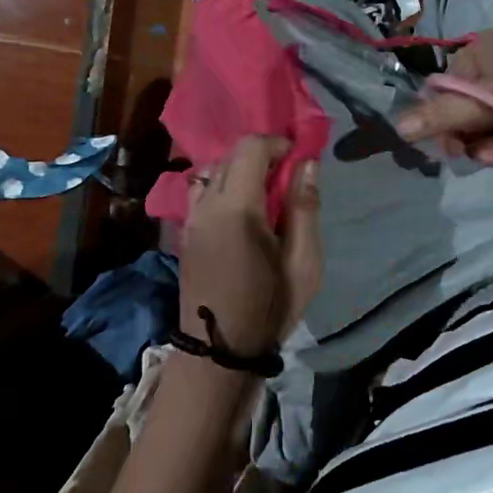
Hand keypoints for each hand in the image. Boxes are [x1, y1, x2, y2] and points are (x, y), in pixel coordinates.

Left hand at [177, 136, 322, 357]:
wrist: (219, 349)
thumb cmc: (270, 305)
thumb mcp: (304, 262)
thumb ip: (304, 207)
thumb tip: (308, 164)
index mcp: (237, 208)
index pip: (250, 148)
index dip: (277, 143)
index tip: (299, 158)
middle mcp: (207, 205)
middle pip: (229, 155)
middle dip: (260, 154)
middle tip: (287, 175)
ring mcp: (190, 219)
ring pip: (211, 171)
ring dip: (239, 169)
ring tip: (264, 192)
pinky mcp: (185, 233)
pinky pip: (201, 192)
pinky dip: (222, 185)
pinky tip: (241, 210)